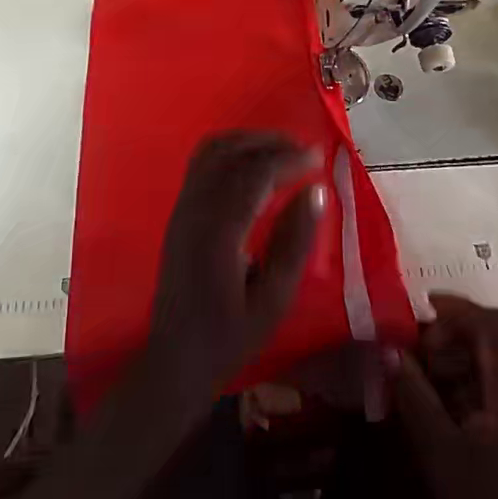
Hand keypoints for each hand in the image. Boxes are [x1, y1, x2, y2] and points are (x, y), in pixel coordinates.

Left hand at [136, 131, 323, 410]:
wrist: (176, 357)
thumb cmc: (229, 336)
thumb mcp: (273, 299)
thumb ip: (294, 242)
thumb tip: (316, 191)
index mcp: (217, 231)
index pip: (254, 174)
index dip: (288, 158)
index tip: (320, 157)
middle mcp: (193, 210)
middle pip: (227, 152)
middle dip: (267, 142)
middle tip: (304, 150)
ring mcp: (181, 210)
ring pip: (209, 154)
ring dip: (247, 143)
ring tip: (283, 153)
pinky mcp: (178, 216)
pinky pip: (201, 168)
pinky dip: (231, 156)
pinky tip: (254, 171)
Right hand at [389, 294, 497, 498]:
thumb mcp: (440, 451)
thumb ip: (414, 395)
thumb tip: (388, 350)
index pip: (493, 326)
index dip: (455, 309)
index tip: (415, 313)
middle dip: (452, 335)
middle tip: (413, 351)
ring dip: (459, 360)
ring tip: (421, 380)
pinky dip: (469, 385)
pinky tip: (442, 410)